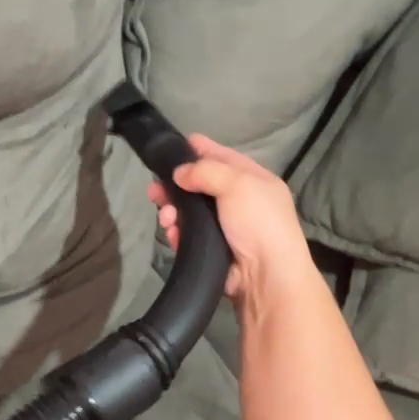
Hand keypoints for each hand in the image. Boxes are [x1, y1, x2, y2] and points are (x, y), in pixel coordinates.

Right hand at [147, 134, 314, 313]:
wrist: (264, 274)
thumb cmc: (258, 222)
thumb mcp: (237, 184)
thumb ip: (205, 171)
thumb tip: (179, 173)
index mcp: (253, 180)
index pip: (223, 157)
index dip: (201, 150)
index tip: (178, 144)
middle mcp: (239, 201)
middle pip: (199, 186)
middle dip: (175, 187)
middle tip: (154, 191)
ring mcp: (224, 227)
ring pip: (189, 212)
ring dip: (173, 212)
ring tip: (166, 218)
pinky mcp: (212, 248)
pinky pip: (188, 235)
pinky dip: (177, 233)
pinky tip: (171, 234)